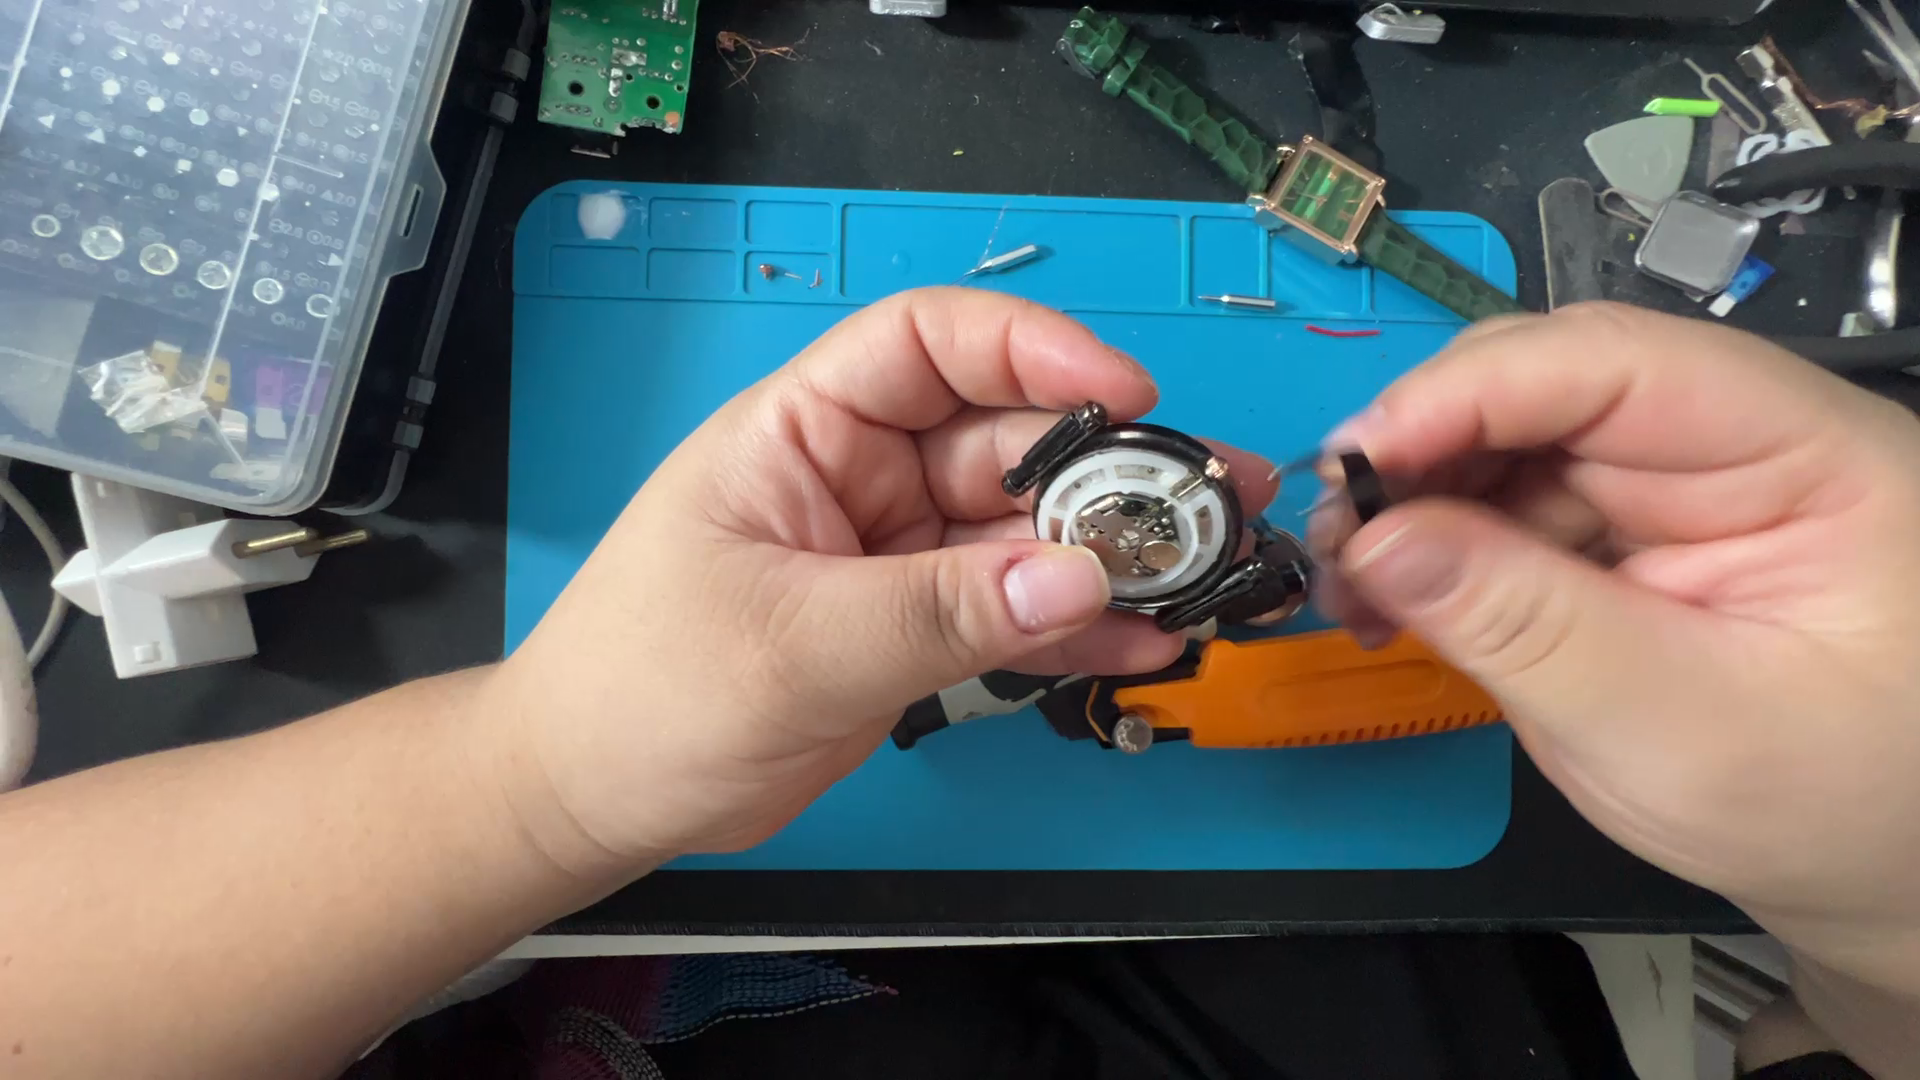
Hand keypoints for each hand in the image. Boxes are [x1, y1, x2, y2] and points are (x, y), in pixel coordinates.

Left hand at [486, 288, 1274, 870]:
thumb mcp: (793, 643)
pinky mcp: (923, 624)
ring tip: (1209, 571)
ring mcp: (903, 554)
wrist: (608, 791)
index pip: (928, 346)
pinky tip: (1144, 642)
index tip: (1126, 391)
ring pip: (1025, 532)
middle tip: (1211, 501)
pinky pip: (1014, 611)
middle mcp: (868, 477)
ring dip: (1112, 553)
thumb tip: (1078, 578)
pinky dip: (1076, 626)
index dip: (1032, 348)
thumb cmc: (654, 690)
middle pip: (1005, 444)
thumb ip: (936, 611)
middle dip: (1106, 471)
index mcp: (809, 431)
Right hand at [1312, 304, 1919, 1000]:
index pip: (1613, 367)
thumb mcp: (1670, 728)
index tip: (1354, 464)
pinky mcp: (1578, 531)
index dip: (1466, 394)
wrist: (1860, 857)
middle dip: (1411, 450)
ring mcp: (1635, 487)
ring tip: (1345, 584)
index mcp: (1797, 459)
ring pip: (1476, 445)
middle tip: (1336, 530)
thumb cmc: (1822, 803)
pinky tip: (1375, 599)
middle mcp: (1708, 445)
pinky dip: (1402, 547)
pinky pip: (1465, 507)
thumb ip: (1519, 625)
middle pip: (1526, 388)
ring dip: (1391, 507)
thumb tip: (1373, 540)